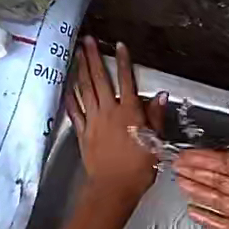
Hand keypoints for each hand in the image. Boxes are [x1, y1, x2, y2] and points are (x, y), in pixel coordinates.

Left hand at [65, 37, 164, 202]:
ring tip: (78, 54)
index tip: (119, 45)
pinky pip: (75, 111)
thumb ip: (156, 117)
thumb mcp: (156, 141)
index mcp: (130, 112)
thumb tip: (160, 96)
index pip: (126, 80)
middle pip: (100, 79)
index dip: (123, 61)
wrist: (114, 188)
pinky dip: (71, 98)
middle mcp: (109, 112)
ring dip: (81, 70)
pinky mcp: (83, 132)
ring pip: (85, 89)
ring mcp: (93, 121)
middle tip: (88, 40)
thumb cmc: (139, 168)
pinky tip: (68, 87)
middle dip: (93, 57)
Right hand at [174, 149, 228, 228]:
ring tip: (182, 183)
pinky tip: (196, 211)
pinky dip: (211, 218)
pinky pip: (228, 226)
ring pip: (224, 201)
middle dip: (201, 172)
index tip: (190, 156)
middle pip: (227, 181)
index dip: (211, 160)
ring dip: (202, 191)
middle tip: (178, 165)